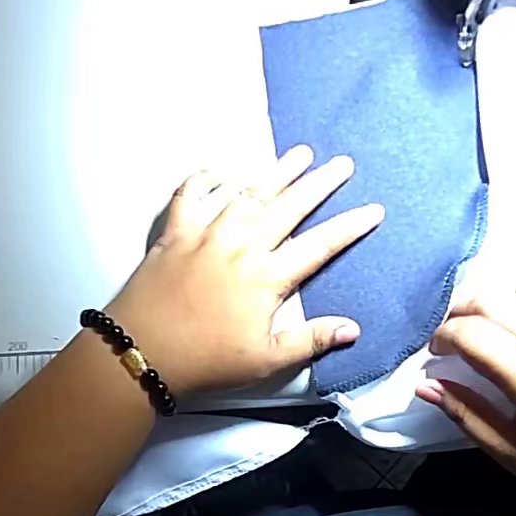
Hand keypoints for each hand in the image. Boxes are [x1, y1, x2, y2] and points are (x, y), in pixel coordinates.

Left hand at [106, 146, 382, 397]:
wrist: (142, 351)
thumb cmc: (206, 361)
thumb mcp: (266, 359)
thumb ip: (311, 340)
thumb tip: (352, 329)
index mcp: (266, 278)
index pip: (319, 246)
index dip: (350, 227)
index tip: (373, 210)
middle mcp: (240, 247)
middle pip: (289, 207)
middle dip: (320, 184)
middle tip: (342, 165)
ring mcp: (206, 236)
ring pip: (247, 194)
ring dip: (276, 172)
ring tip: (299, 155)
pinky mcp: (175, 235)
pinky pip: (190, 197)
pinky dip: (204, 181)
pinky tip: (218, 171)